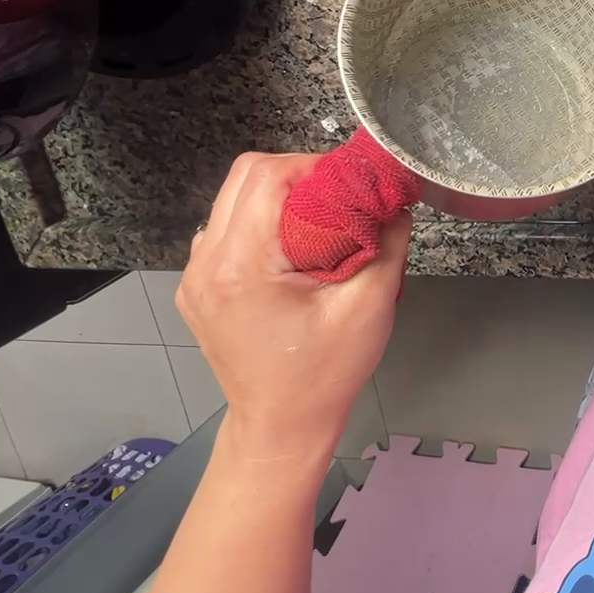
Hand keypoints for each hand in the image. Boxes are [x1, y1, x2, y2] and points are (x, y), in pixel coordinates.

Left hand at [176, 153, 409, 460]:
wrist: (283, 426)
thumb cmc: (326, 370)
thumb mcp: (372, 302)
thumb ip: (389, 241)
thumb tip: (397, 201)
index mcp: (241, 265)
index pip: (267, 176)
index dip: (315, 166)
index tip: (354, 185)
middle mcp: (206, 264)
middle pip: (244, 176)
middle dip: (300, 174)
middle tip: (342, 197)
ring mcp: (196, 276)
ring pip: (234, 198)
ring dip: (281, 196)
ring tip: (323, 222)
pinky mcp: (201, 287)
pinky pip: (229, 227)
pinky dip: (265, 220)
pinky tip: (297, 248)